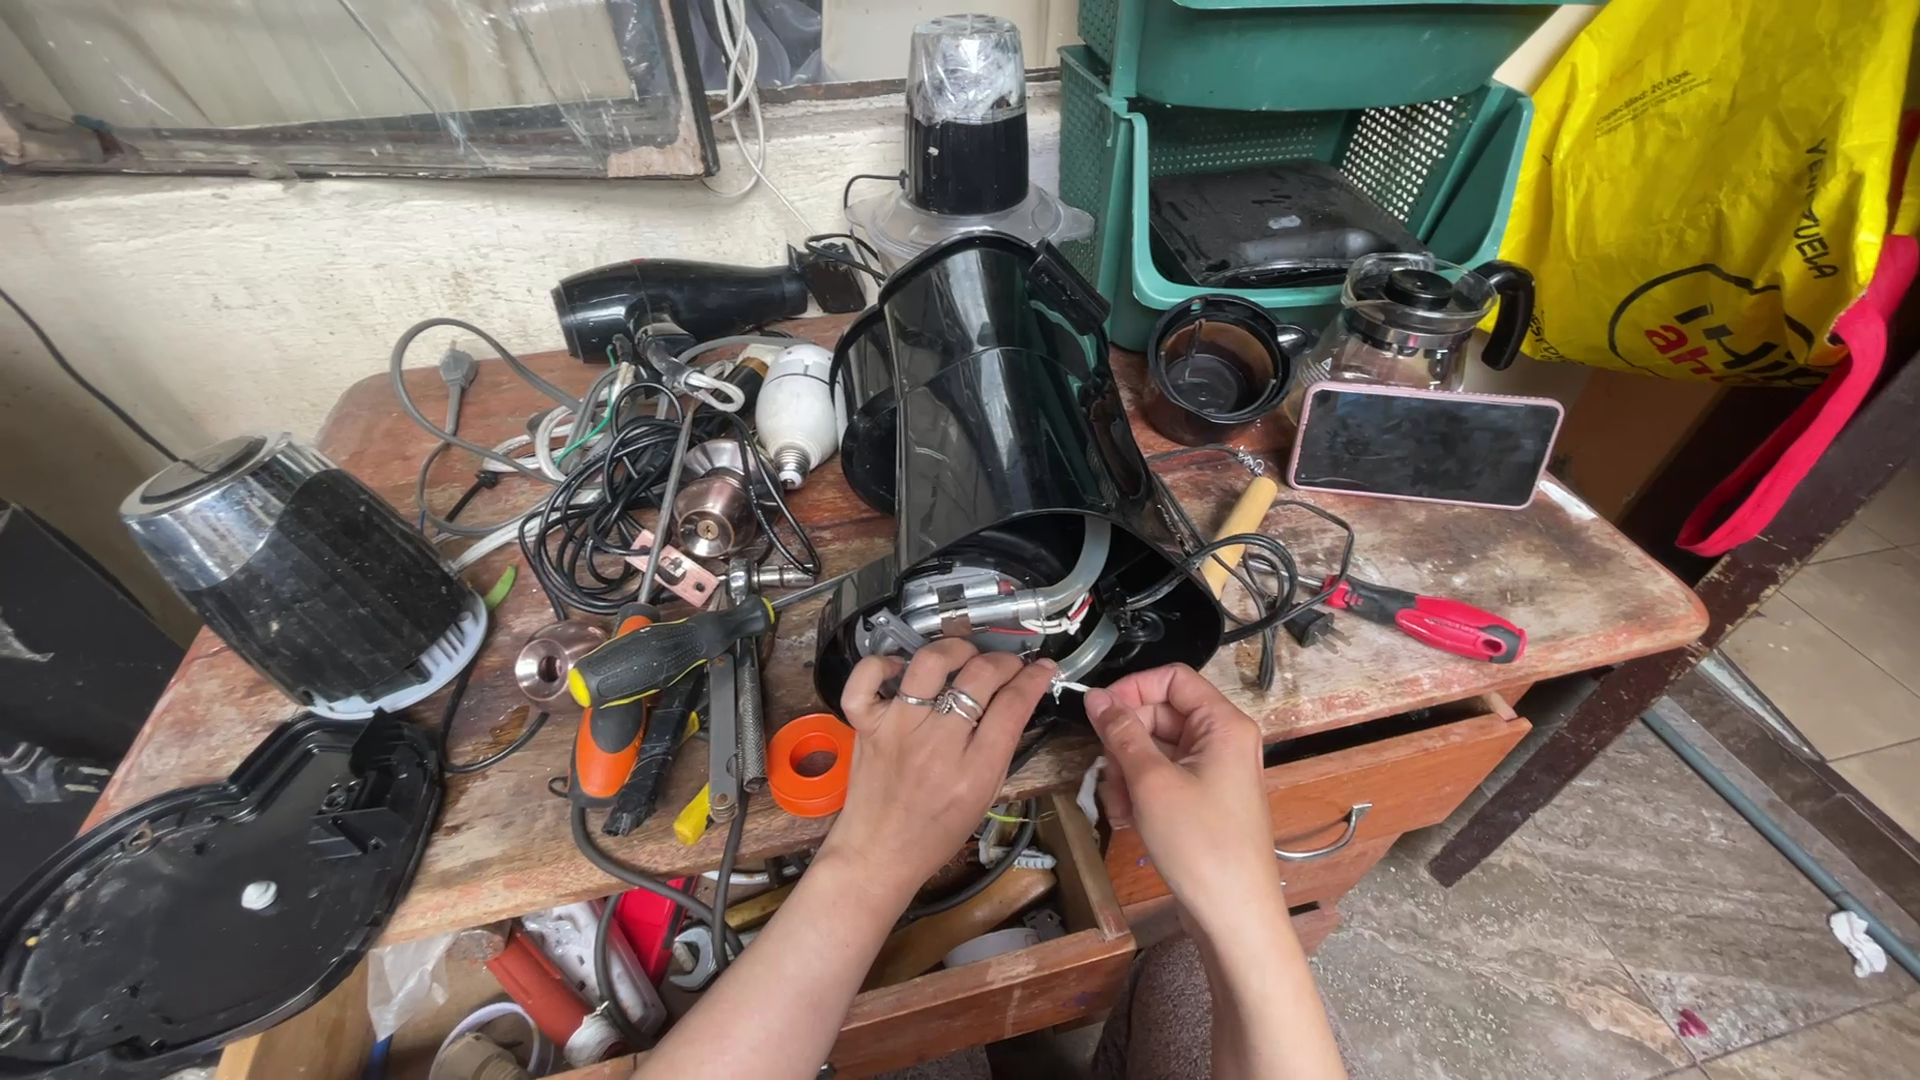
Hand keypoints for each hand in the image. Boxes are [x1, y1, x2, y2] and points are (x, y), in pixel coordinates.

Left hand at [821, 641, 1055, 905]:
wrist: (878, 855)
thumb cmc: (936, 832)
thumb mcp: (985, 796)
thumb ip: (1001, 747)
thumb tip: (1018, 699)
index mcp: (973, 770)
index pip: (1013, 705)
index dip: (1034, 678)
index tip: (1041, 668)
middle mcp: (936, 743)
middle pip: (978, 676)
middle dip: (1004, 661)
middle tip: (1008, 666)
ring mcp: (897, 728)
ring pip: (929, 664)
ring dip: (955, 649)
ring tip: (964, 656)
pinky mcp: (866, 724)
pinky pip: (867, 678)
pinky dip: (883, 664)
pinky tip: (901, 669)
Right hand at [1085, 664, 1276, 933]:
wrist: (1234, 918)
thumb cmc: (1200, 844)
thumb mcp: (1150, 782)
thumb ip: (1119, 732)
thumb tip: (1095, 697)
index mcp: (1223, 724)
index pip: (1172, 678)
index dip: (1132, 688)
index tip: (1099, 711)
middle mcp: (1222, 739)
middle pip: (1159, 713)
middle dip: (1125, 741)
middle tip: (1106, 772)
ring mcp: (1212, 770)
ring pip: (1154, 747)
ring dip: (1126, 771)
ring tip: (1117, 806)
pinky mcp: (1201, 797)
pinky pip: (1161, 775)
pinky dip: (1139, 790)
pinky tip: (1127, 817)